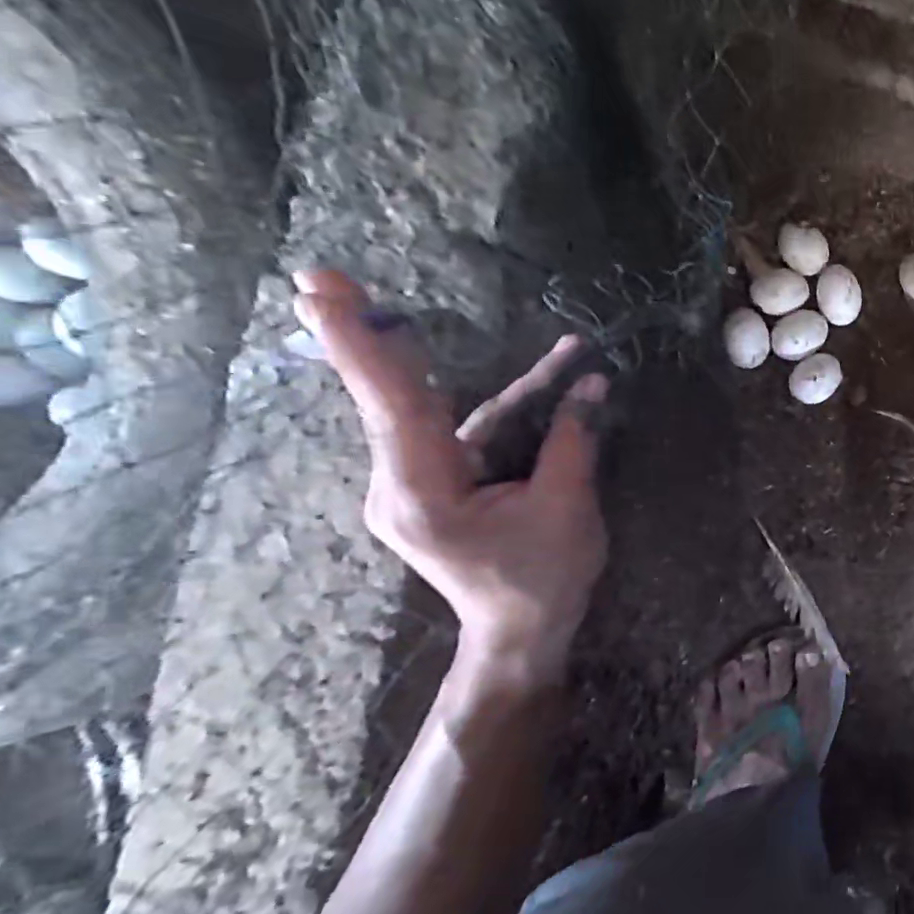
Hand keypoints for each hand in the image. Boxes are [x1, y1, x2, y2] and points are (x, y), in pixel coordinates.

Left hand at [292, 270, 608, 678]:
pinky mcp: (438, 486)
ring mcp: (415, 485)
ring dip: (456, 368)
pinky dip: (503, 403)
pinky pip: (462, 431)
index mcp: (422, 491)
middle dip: (367, 338)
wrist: (523, 634)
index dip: (363, 346)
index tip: (321, 293)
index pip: (393, 406)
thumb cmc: (543, 579)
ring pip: (434, 411)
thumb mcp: (567, 507)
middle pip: (390, 399)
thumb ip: (572, 440)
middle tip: (324, 279)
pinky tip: (550, 377)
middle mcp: (401, 483)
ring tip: (471, 321)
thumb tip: (592, 384)